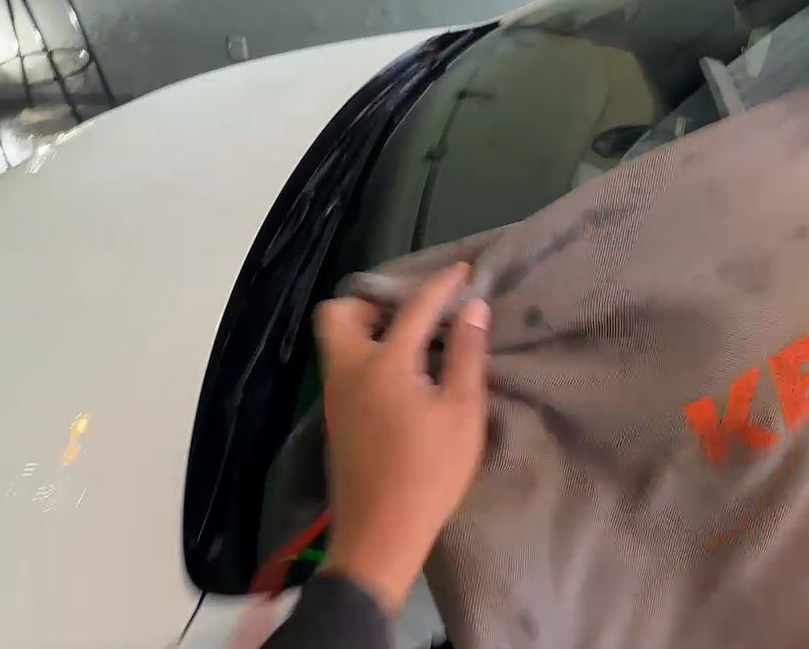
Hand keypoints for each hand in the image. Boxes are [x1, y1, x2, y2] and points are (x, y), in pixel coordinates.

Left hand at [314, 264, 489, 612]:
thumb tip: (474, 307)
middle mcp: (350, 370)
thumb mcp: (462, 413)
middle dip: (374, 299)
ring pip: (336, 338)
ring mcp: (336, 394)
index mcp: (385, 364)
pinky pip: (343, 362)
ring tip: (410, 336)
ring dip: (368, 324)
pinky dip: (366, 350)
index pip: (414, 307)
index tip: (464, 271)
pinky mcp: (334, 415)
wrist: (380, 537)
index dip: (441, 283)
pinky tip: (400, 370)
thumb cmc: (429, 473)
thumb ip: (467, 353)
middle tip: (414, 309)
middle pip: (340, 312)